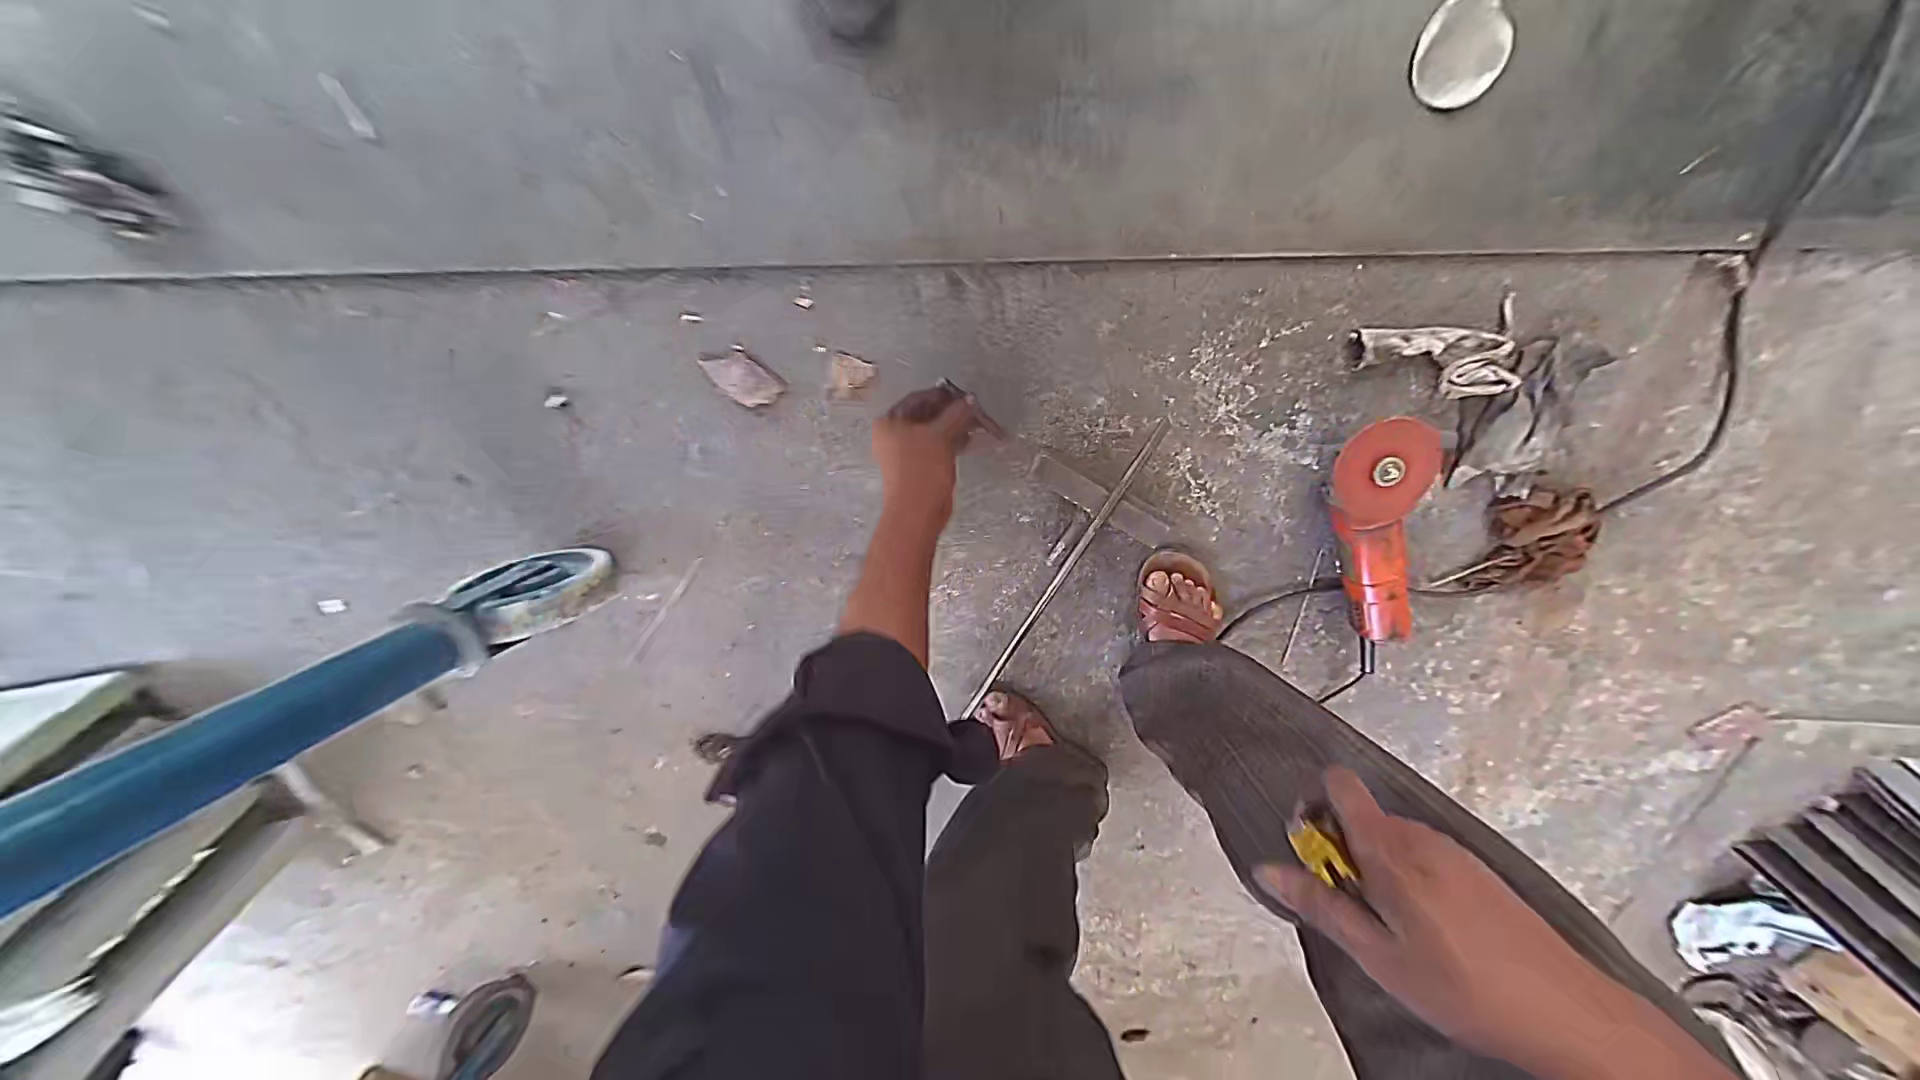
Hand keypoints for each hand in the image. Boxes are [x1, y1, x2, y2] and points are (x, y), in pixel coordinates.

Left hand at [871, 387, 983, 524]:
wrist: (917, 510)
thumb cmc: (921, 469)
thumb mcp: (940, 435)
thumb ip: (956, 413)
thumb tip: (969, 400)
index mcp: (889, 422)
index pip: (918, 398)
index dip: (941, 394)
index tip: (962, 395)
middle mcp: (893, 434)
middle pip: (925, 414)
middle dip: (950, 411)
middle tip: (971, 410)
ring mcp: (905, 451)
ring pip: (932, 431)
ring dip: (953, 426)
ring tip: (973, 424)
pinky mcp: (918, 465)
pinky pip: (935, 446)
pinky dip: (950, 441)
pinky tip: (966, 440)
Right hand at [1257, 769, 1724, 1079]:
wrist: (1575, 1019)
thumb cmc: (1468, 989)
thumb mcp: (1379, 956)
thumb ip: (1320, 905)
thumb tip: (1267, 870)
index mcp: (1391, 851)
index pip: (1340, 785)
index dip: (1315, 802)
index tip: (1311, 843)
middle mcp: (1421, 838)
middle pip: (1361, 815)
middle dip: (1341, 847)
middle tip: (1349, 902)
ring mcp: (1454, 851)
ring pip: (1391, 836)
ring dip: (1375, 864)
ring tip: (1391, 923)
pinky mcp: (1478, 870)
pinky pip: (1423, 852)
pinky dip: (1408, 874)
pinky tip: (1427, 926)